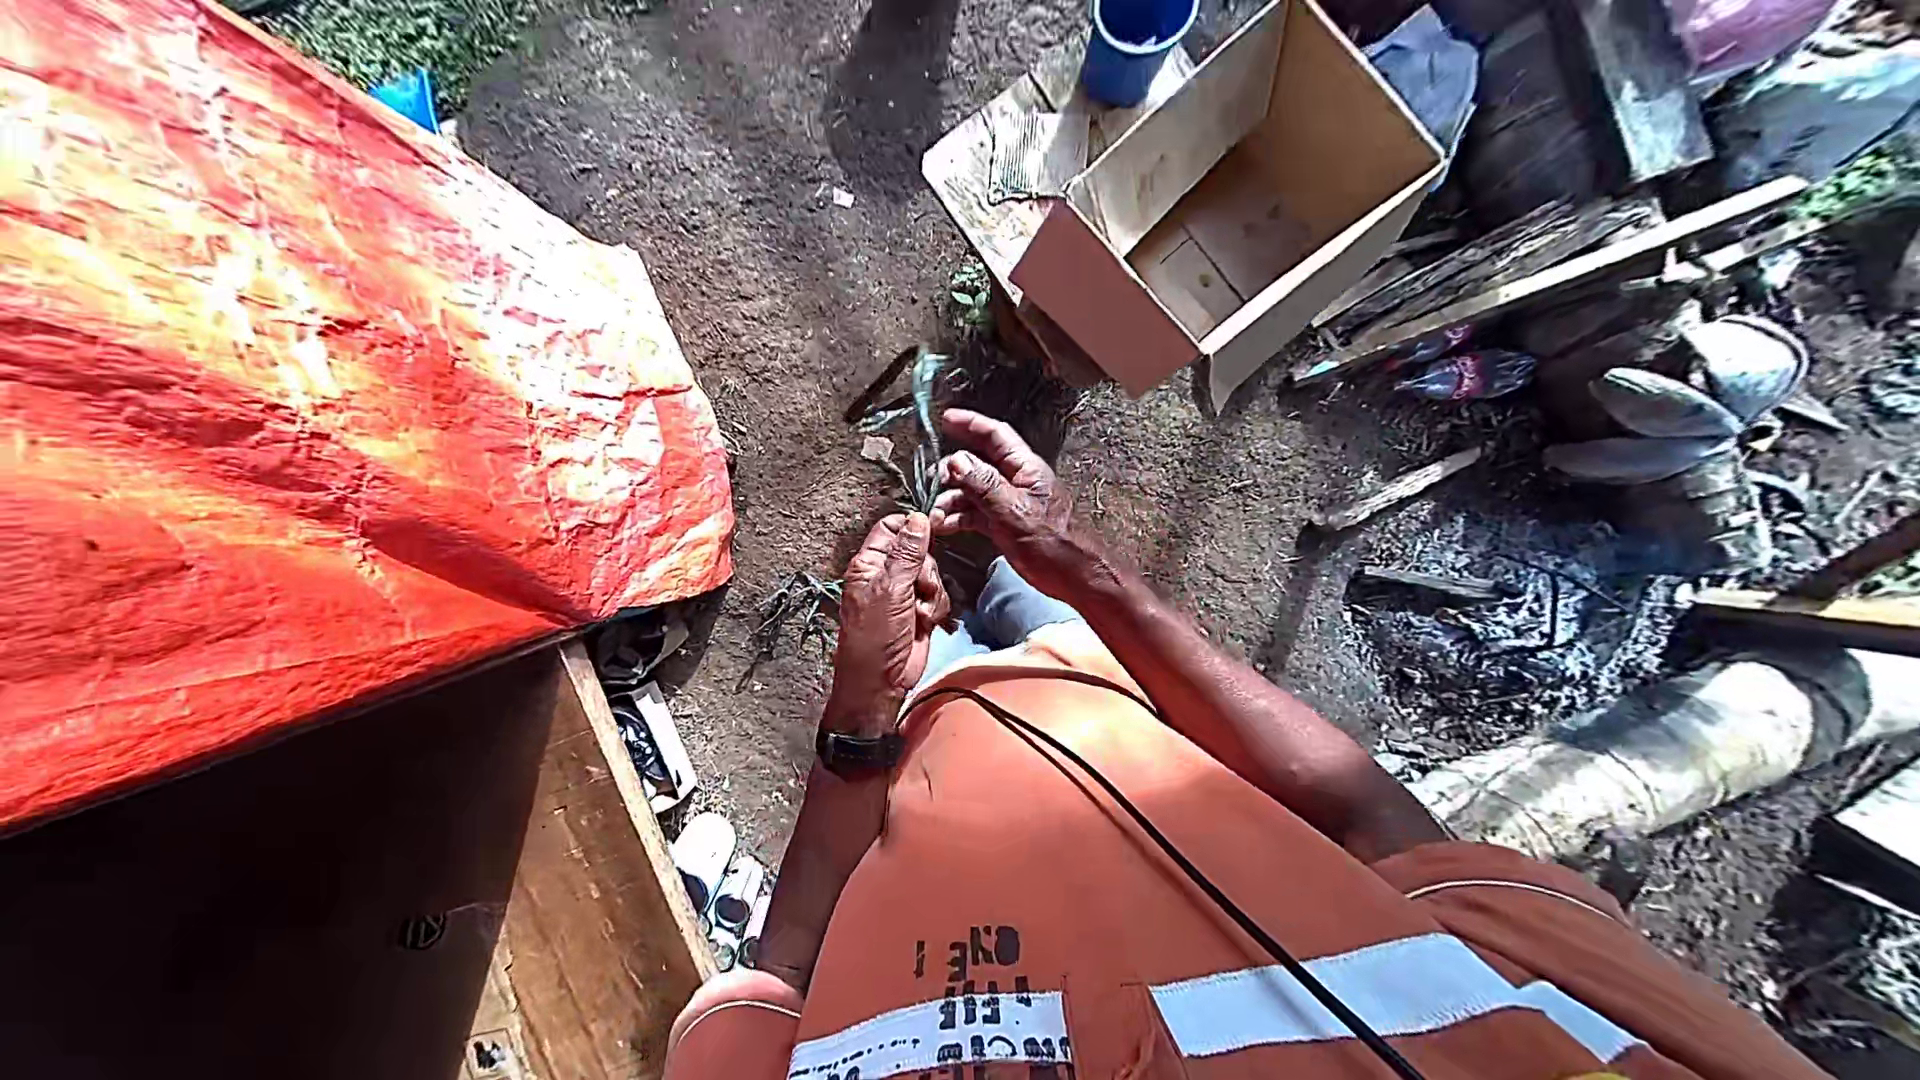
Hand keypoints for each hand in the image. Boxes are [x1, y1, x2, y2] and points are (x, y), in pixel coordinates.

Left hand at [825, 512, 948, 735]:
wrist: (882, 681)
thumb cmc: (873, 639)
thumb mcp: (891, 589)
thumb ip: (907, 552)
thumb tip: (918, 520)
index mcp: (869, 564)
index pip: (891, 528)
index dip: (912, 528)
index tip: (930, 533)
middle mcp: (885, 575)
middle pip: (919, 552)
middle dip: (926, 570)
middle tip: (917, 588)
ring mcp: (903, 594)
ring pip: (932, 575)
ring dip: (932, 594)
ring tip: (918, 612)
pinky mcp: (918, 611)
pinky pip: (937, 597)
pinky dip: (935, 609)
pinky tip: (923, 623)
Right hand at [931, 409, 1101, 597]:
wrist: (1070, 575)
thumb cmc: (1054, 543)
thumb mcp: (1014, 510)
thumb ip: (984, 485)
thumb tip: (957, 461)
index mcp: (1026, 469)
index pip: (996, 435)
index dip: (971, 424)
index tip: (946, 418)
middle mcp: (1016, 482)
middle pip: (978, 463)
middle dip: (953, 469)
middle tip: (936, 478)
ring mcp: (1008, 503)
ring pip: (972, 491)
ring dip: (951, 499)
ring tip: (936, 511)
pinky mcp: (1003, 524)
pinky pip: (974, 513)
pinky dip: (958, 517)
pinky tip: (945, 524)